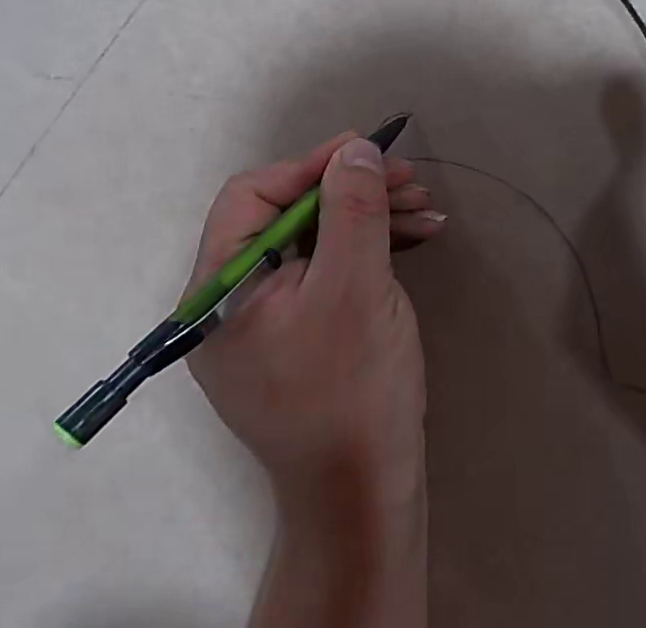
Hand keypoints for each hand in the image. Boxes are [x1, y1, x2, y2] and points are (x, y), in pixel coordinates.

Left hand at [186, 132, 442, 505]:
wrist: (365, 496)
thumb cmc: (354, 392)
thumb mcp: (356, 289)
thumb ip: (352, 211)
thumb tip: (354, 148)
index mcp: (220, 289)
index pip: (252, 198)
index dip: (308, 166)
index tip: (363, 150)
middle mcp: (232, 300)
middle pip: (286, 217)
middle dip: (349, 191)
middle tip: (408, 179)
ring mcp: (266, 319)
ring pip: (313, 242)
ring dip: (367, 218)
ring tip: (424, 207)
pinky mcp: (299, 332)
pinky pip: (326, 273)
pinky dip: (367, 252)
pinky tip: (413, 238)